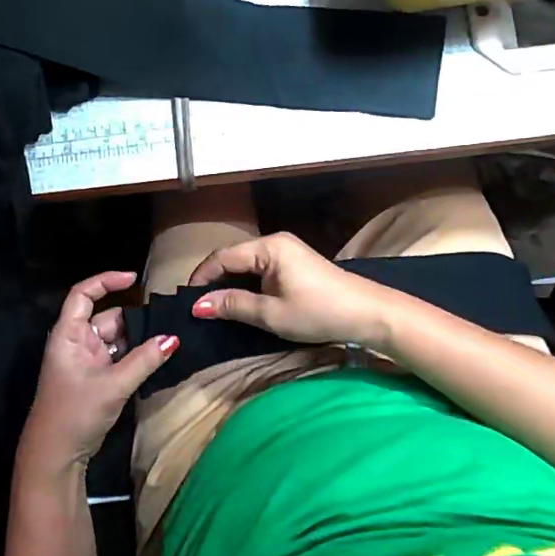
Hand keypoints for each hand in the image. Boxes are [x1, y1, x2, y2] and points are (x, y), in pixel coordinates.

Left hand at [19, 271, 177, 478]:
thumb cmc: (74, 413)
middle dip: (136, 320)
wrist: (55, 456)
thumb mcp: (113, 385)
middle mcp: (76, 342)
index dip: (106, 281)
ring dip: (139, 340)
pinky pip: (119, 358)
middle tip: (168, 321)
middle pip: (107, 318)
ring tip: (170, 338)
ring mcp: (86, 361)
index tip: (134, 279)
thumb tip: (174, 338)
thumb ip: (145, 360)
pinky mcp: (96, 378)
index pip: (83, 294)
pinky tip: (159, 358)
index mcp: (69, 335)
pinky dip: (136, 357)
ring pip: (117, 340)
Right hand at [187, 233, 400, 347]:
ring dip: (230, 284)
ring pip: (246, 264)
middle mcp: (275, 242)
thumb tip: (197, 305)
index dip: (201, 278)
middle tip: (198, 308)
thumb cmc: (318, 312)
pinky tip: (241, 302)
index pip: (221, 257)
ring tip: (215, 308)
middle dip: (214, 281)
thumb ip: (233, 305)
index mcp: (268, 247)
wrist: (368, 313)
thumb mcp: (271, 314)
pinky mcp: (294, 263)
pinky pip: (260, 269)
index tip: (187, 302)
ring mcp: (287, 251)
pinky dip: (247, 284)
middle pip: (233, 258)